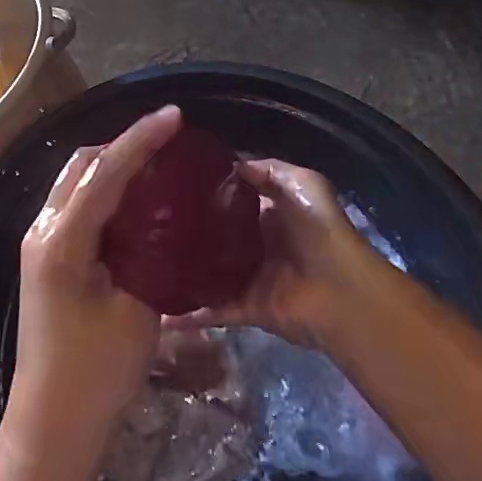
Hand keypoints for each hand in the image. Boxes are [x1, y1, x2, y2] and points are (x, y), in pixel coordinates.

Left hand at [8, 104, 182, 446]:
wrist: (51, 423)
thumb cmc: (96, 372)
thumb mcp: (138, 309)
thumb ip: (151, 254)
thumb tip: (168, 221)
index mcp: (62, 240)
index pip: (105, 172)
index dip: (141, 139)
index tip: (175, 116)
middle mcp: (43, 229)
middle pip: (82, 164)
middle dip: (123, 143)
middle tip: (168, 140)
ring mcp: (39, 243)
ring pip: (75, 181)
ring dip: (112, 164)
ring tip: (156, 161)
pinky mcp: (45, 257)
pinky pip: (75, 205)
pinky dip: (103, 190)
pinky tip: (135, 198)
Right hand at [165, 158, 386, 349]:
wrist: (338, 290)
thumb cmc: (319, 230)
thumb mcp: (301, 183)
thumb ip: (268, 171)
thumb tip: (231, 165)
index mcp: (272, 213)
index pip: (235, 199)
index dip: (209, 190)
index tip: (172, 182)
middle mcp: (259, 244)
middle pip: (217, 235)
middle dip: (188, 230)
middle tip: (147, 220)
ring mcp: (251, 278)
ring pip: (209, 273)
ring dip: (183, 271)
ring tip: (142, 262)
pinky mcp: (246, 308)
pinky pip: (212, 310)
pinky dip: (188, 315)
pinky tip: (156, 311)